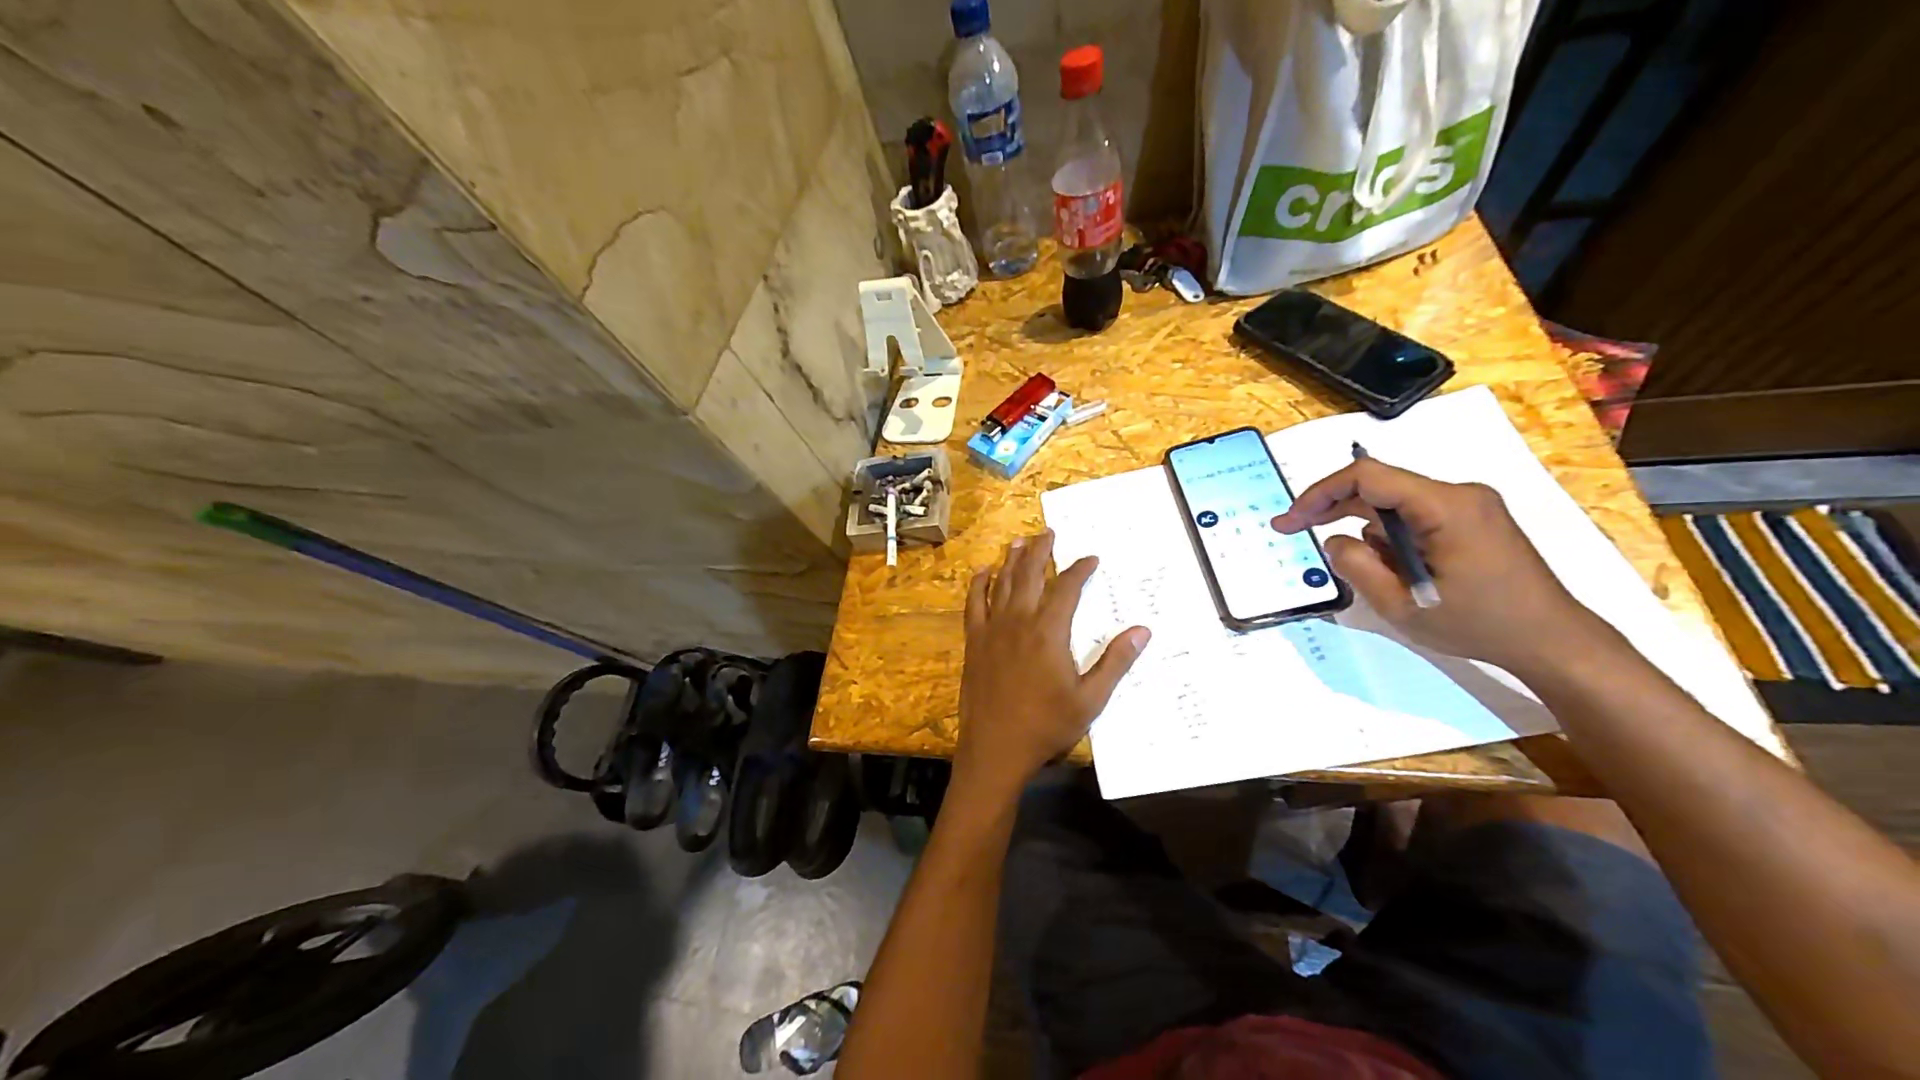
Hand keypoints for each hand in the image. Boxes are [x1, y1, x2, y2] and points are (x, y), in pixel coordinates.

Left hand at [955, 531, 1149, 794]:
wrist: (995, 749)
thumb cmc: (1046, 726)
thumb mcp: (1090, 699)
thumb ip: (1115, 662)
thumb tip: (1142, 631)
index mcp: (1049, 632)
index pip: (1067, 588)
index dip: (1080, 569)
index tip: (1091, 558)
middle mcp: (1019, 621)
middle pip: (1029, 574)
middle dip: (1041, 551)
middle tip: (1049, 533)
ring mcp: (992, 630)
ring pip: (1001, 583)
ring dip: (1011, 560)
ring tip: (1020, 540)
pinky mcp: (974, 643)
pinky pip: (974, 604)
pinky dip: (979, 585)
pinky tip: (983, 573)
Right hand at [1271, 458, 1613, 676]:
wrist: (1553, 641)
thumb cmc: (1480, 625)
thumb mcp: (1403, 606)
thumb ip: (1357, 567)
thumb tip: (1335, 540)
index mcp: (1445, 507)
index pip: (1367, 477)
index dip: (1320, 492)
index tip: (1292, 520)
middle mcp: (1460, 495)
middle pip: (1379, 486)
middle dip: (1333, 509)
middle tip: (1295, 531)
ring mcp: (1470, 506)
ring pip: (1395, 505)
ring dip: (1369, 533)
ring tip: (1378, 579)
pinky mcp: (1474, 520)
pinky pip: (1416, 516)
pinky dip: (1392, 539)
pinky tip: (1399, 573)